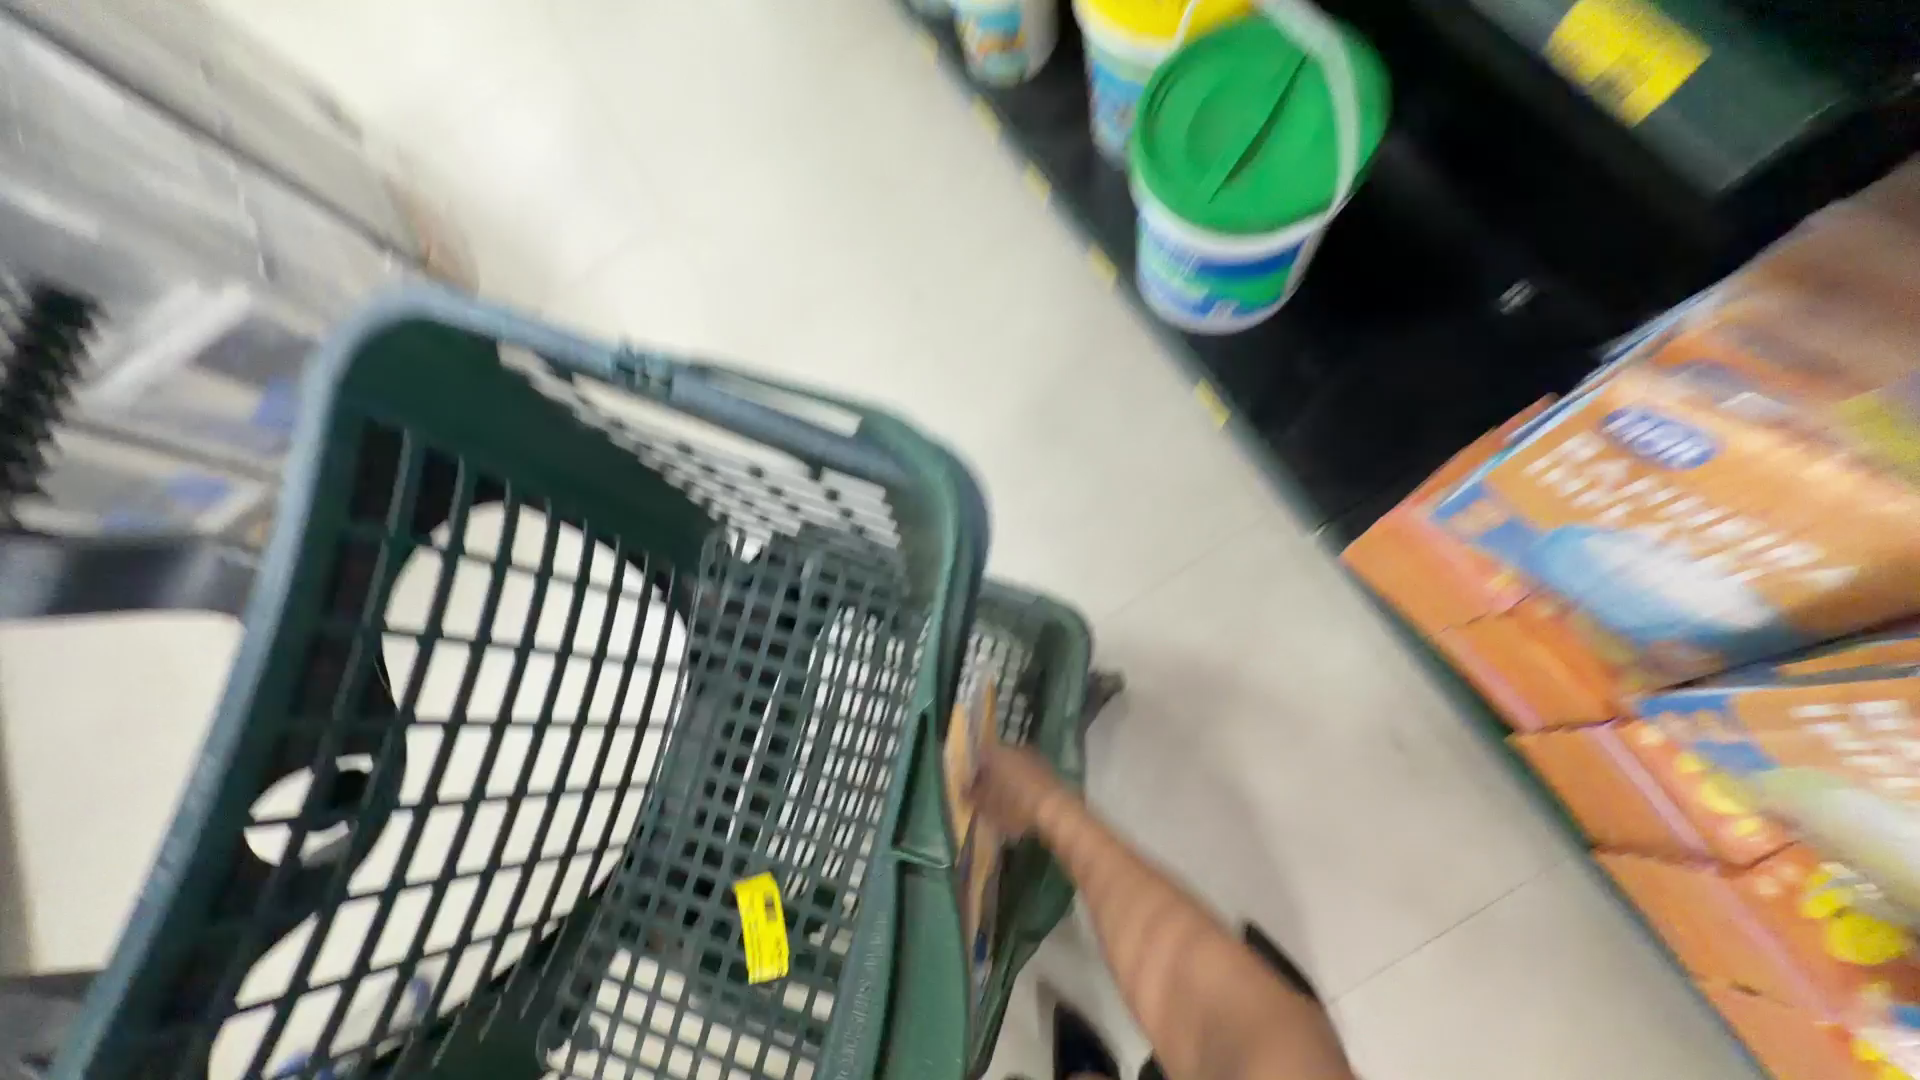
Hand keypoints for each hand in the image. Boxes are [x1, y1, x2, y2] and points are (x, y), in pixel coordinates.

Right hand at [970, 741, 1069, 837]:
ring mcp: (1033, 756)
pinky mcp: (1048, 769)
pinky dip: (1023, 785)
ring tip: (1004, 802)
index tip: (970, 785)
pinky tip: (1022, 804)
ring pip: (1013, 766)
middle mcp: (1014, 748)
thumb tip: (963, 790)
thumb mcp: (987, 806)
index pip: (977, 755)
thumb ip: (972, 796)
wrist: (1056, 810)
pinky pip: (1028, 775)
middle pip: (996, 759)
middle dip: (990, 775)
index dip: (972, 770)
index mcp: (995, 752)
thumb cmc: (1015, 806)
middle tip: (985, 795)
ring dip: (1007, 780)